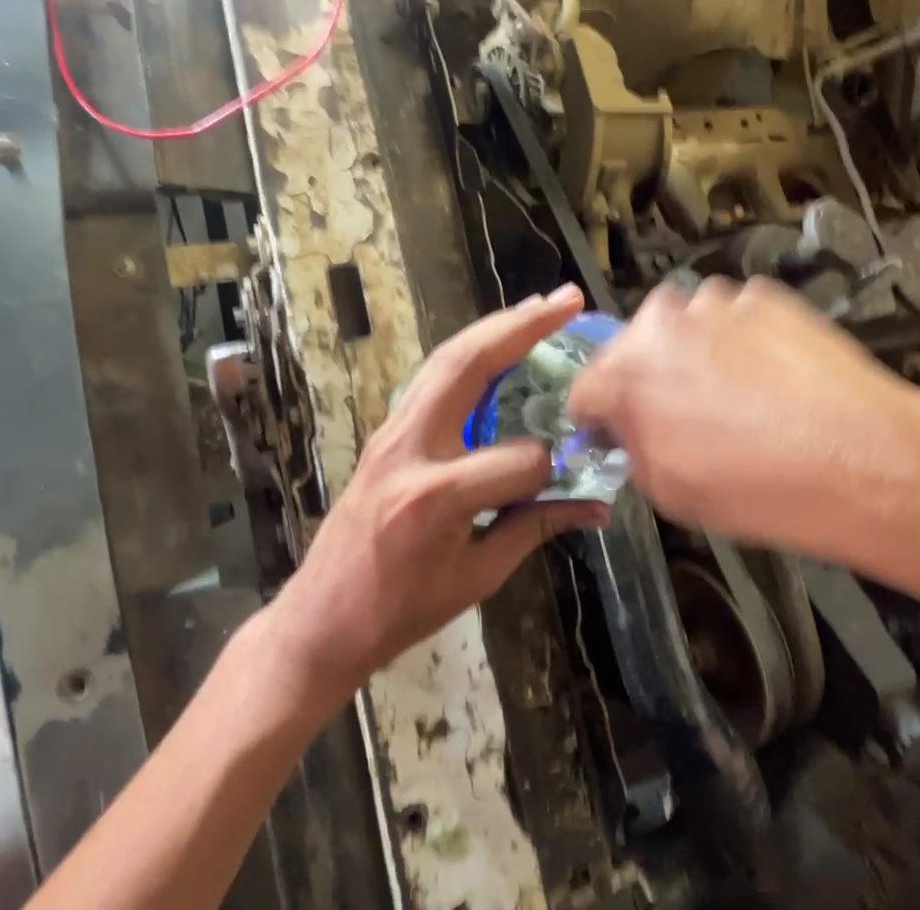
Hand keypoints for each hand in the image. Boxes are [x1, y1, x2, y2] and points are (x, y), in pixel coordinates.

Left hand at [268, 285, 610, 698]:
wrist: (323, 618)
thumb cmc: (401, 610)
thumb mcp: (477, 577)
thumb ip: (535, 528)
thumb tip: (596, 506)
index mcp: (435, 497)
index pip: (520, 461)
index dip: (554, 473)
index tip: (572, 485)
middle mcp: (408, 450)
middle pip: (466, 366)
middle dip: (519, 327)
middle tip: (566, 300)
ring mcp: (389, 435)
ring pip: (443, 361)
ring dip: (492, 329)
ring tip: (537, 308)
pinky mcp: (383, 434)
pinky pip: (429, 381)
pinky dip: (467, 356)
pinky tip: (493, 347)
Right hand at [568, 277, 919, 565]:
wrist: (858, 458)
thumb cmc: (755, 486)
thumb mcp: (667, 490)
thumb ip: (631, 448)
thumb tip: (629, 429)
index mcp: (626, 373)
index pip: (585, 390)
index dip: (600, 418)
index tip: (617, 434)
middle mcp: (663, 323)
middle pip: (637, 349)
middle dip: (651, 379)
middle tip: (685, 419)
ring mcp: (718, 302)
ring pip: (689, 329)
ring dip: (699, 356)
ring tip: (740, 402)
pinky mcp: (766, 296)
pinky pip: (736, 320)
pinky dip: (744, 343)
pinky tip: (773, 382)